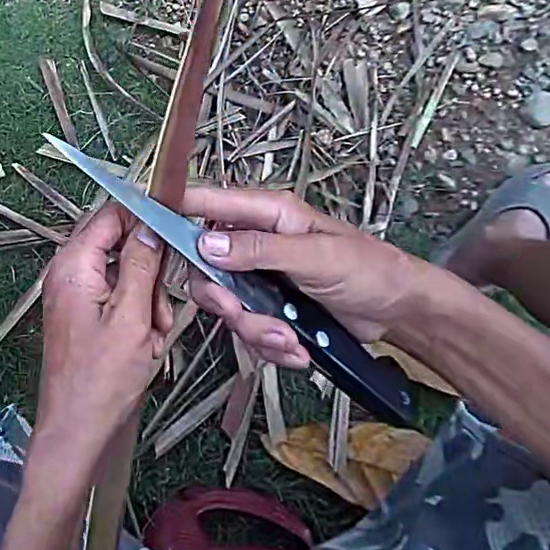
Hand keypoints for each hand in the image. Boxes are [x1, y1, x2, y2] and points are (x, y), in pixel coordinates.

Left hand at [36, 204, 174, 463]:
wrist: (77, 428)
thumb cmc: (101, 380)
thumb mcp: (131, 315)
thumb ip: (140, 264)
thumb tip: (149, 225)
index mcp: (73, 266)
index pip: (109, 216)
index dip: (143, 218)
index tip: (174, 228)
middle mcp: (68, 273)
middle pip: (119, 246)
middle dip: (148, 272)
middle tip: (160, 305)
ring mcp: (74, 294)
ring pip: (123, 275)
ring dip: (146, 299)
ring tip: (152, 333)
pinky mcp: (82, 314)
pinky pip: (117, 298)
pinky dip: (136, 315)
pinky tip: (143, 343)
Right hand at [182, 187, 449, 369]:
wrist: (399, 312)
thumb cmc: (370, 269)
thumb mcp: (316, 256)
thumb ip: (260, 249)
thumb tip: (207, 243)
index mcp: (266, 213)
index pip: (206, 203)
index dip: (175, 211)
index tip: (150, 227)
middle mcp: (254, 242)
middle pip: (205, 267)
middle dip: (224, 300)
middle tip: (240, 313)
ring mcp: (258, 277)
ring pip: (225, 304)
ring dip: (254, 329)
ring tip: (289, 338)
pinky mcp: (267, 306)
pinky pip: (247, 328)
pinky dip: (269, 344)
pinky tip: (297, 347)